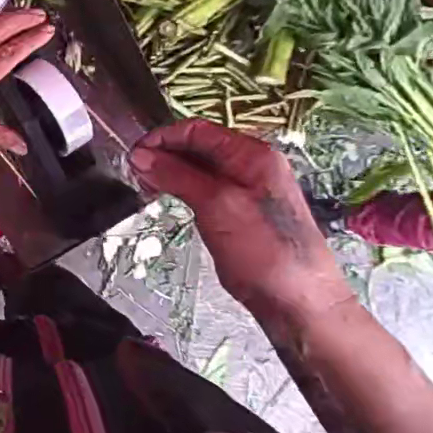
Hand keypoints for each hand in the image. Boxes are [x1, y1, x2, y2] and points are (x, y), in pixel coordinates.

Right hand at [129, 119, 352, 323]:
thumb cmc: (264, 250)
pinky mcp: (239, 214)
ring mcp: (246, 190)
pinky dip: (184, 190)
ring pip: (200, 170)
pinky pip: (206, 190)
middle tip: (135, 173)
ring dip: (172, 173)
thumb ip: (178, 175)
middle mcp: (251, 165)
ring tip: (145, 186)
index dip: (163, 138)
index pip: (198, 131)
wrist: (298, 301)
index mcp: (252, 154)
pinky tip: (167, 199)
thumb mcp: (217, 205)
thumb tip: (140, 155)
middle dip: (165, 155)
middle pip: (199, 147)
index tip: (134, 154)